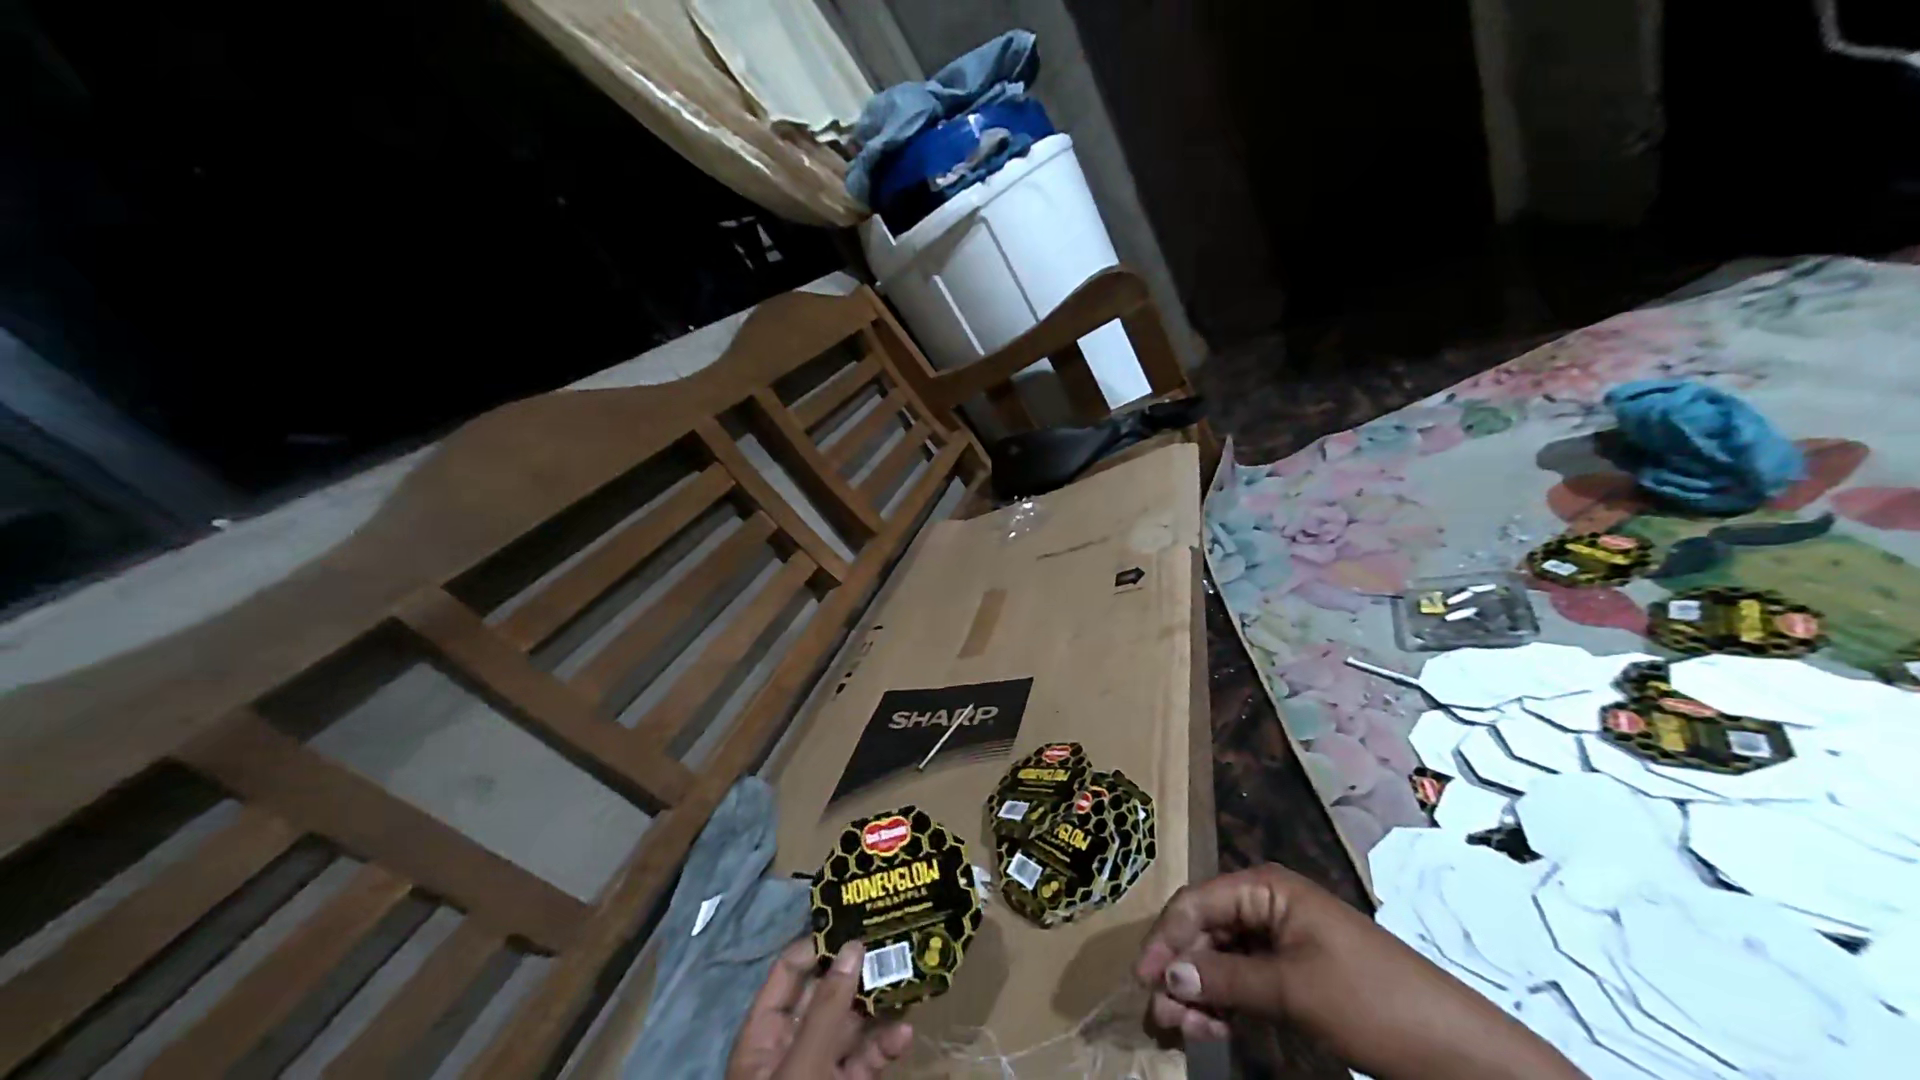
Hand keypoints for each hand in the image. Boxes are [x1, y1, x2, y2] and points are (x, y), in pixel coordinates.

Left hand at [726, 940, 912, 1079]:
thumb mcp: (802, 1067)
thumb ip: (827, 1009)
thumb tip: (852, 947)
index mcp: (764, 1035)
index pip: (790, 972)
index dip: (820, 945)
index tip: (859, 923)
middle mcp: (791, 1047)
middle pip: (826, 995)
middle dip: (859, 972)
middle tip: (897, 943)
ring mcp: (819, 1073)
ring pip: (851, 1027)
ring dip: (879, 1008)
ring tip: (909, 981)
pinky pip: (866, 1063)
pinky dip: (885, 1048)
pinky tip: (906, 1034)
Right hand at [1134, 863, 1585, 1079]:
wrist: (1456, 1049)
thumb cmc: (1370, 1000)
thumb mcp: (1292, 988)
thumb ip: (1225, 977)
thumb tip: (1166, 975)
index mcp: (1268, 888)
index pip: (1197, 902)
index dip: (1166, 938)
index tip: (1142, 978)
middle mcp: (1268, 905)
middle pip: (1205, 931)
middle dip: (1181, 972)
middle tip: (1160, 1016)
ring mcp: (1281, 940)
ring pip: (1220, 959)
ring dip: (1199, 993)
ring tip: (1183, 1031)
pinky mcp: (1293, 974)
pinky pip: (1243, 980)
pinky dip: (1224, 1004)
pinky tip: (1212, 1029)